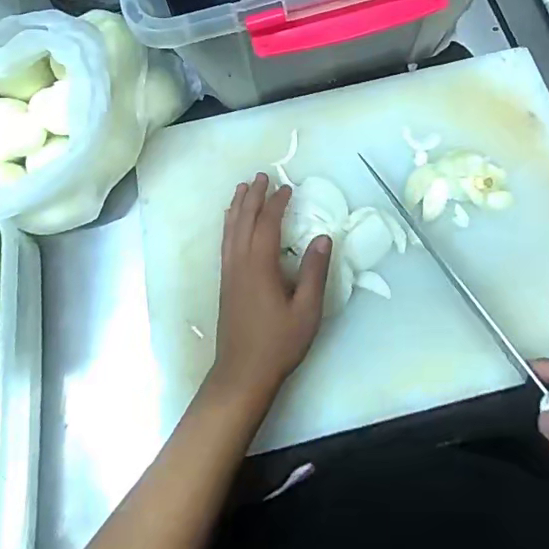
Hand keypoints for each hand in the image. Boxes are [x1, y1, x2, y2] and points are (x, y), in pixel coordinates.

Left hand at [207, 173, 330, 409]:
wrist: (242, 373)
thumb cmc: (278, 343)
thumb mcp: (307, 311)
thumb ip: (314, 272)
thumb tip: (323, 237)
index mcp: (259, 265)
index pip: (267, 223)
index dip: (277, 202)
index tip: (288, 187)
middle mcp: (240, 261)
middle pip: (244, 219)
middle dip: (253, 196)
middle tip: (262, 176)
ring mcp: (229, 272)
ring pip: (231, 229)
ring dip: (238, 206)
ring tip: (243, 188)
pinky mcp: (225, 282)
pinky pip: (226, 242)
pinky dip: (229, 224)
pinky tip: (231, 223)